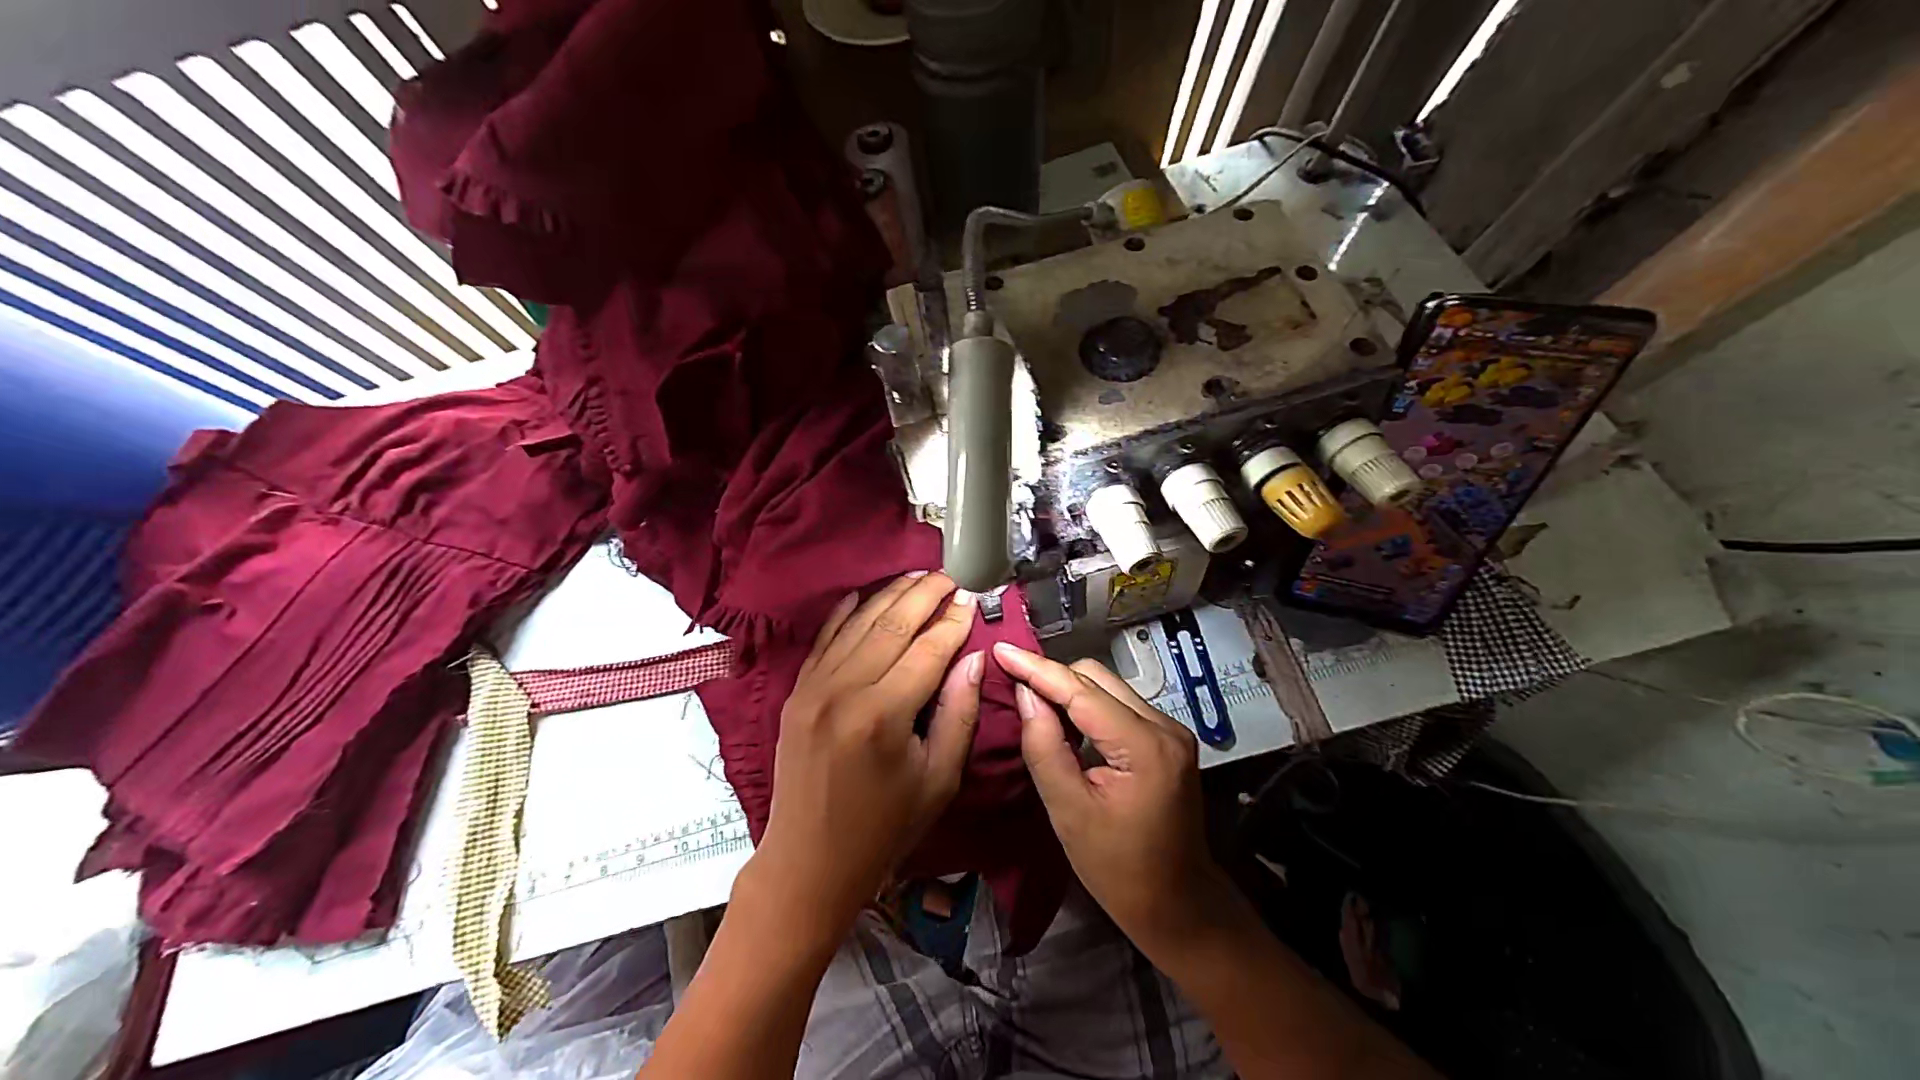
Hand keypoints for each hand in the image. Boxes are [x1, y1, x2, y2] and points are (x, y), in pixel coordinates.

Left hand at [745, 572, 983, 933]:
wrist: (809, 861)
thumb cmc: (884, 828)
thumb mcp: (938, 778)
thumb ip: (958, 713)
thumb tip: (973, 658)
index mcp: (883, 715)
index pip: (928, 650)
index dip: (953, 624)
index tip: (972, 602)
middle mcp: (844, 690)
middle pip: (892, 625)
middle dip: (924, 596)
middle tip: (949, 578)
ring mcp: (813, 688)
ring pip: (857, 625)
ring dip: (889, 596)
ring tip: (917, 578)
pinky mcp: (796, 694)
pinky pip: (823, 641)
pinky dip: (843, 614)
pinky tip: (862, 594)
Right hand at [994, 643, 1231, 955]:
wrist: (1178, 905)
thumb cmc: (1119, 870)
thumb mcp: (1069, 812)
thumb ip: (1044, 747)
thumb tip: (1025, 694)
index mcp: (1144, 746)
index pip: (1082, 691)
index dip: (1037, 669)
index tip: (1000, 650)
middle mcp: (1165, 726)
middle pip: (1098, 677)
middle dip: (1051, 676)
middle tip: (1009, 681)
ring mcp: (1171, 730)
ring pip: (1108, 686)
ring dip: (1069, 689)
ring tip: (1029, 698)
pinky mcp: (1168, 739)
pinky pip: (1119, 705)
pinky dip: (1087, 705)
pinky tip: (1062, 719)